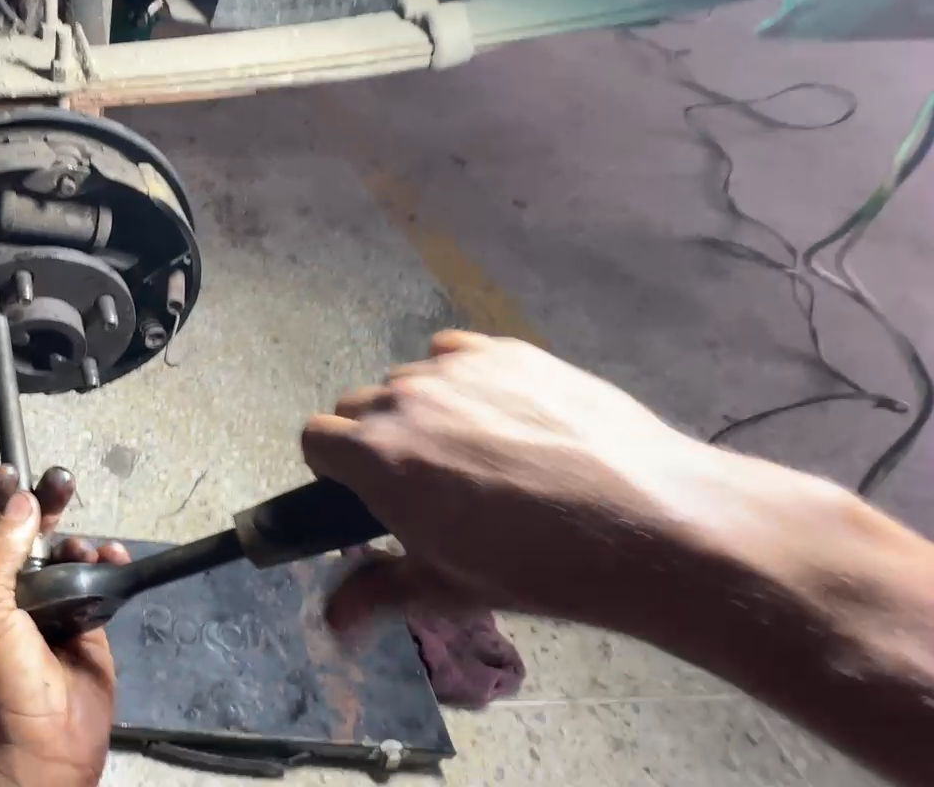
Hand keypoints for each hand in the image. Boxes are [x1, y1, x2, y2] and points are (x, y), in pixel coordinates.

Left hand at [0, 466, 131, 786]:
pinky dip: (104, 564)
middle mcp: (5, 593)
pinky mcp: (84, 625)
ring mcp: (46, 609)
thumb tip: (21, 502)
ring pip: (62, 555)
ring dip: (74, 541)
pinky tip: (110, 555)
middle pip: (23, 534)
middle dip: (41, 505)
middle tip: (62, 480)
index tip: (12, 472)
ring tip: (83, 545)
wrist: (40, 751)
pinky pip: (95, 582)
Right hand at [302, 331, 827, 636]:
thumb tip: (330, 624)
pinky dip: (464, 378)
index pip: (314, 436)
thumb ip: (377, 593)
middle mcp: (400, 400)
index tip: (368, 489)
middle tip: (432, 478)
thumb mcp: (450, 588)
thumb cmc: (542, 567)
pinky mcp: (501, 349)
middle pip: (357, 406)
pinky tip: (507, 413)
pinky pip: (454, 354)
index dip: (333, 465)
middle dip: (377, 437)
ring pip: (409, 382)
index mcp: (375, 456)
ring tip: (484, 449)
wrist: (661, 526)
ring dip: (424, 409)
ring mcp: (451, 369)